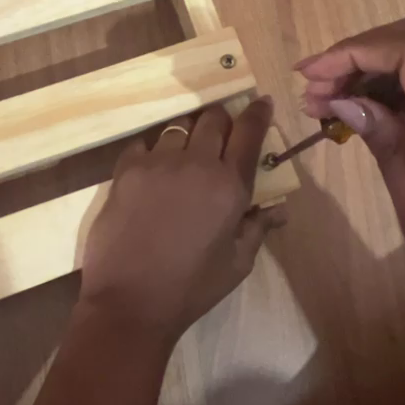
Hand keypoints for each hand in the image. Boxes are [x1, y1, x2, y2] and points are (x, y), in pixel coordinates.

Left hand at [77, 99, 276, 345]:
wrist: (130, 301)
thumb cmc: (191, 288)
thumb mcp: (237, 263)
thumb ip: (258, 228)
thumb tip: (279, 208)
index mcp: (229, 186)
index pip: (249, 132)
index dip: (257, 113)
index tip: (260, 103)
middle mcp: (196, 164)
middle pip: (213, 119)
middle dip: (221, 121)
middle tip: (220, 135)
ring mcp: (157, 163)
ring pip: (178, 128)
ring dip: (188, 135)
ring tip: (184, 154)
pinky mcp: (125, 170)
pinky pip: (144, 144)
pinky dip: (153, 151)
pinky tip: (153, 170)